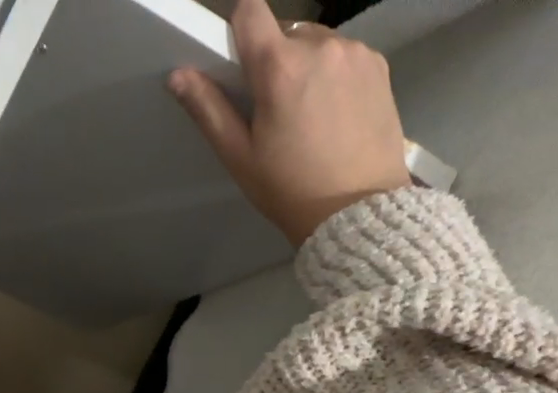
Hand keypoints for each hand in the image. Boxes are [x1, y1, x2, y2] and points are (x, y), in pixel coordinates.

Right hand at [168, 0, 410, 246]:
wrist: (356, 209)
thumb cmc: (288, 187)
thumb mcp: (238, 154)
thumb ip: (208, 108)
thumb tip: (179, 75)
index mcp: (280, 67)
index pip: (251, 11)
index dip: (239, 29)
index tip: (238, 59)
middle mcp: (321, 46)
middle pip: (284, 32)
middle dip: (273, 60)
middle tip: (271, 108)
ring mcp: (355, 53)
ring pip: (315, 43)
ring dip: (303, 65)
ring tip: (304, 114)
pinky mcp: (379, 65)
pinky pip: (344, 55)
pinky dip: (331, 74)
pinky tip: (330, 114)